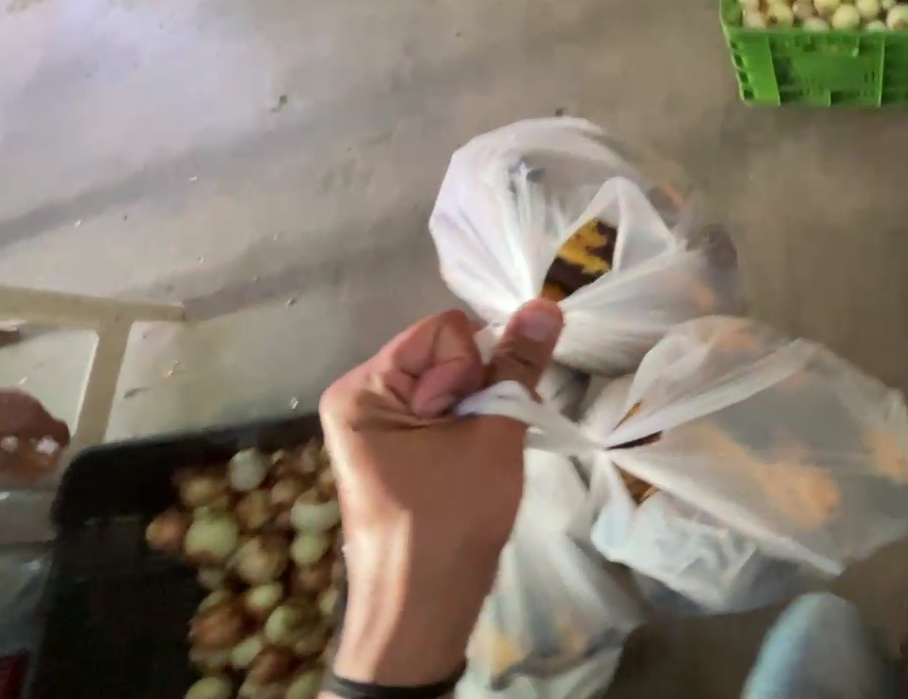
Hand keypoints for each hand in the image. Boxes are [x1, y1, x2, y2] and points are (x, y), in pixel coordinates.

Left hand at [0, 386, 68, 480]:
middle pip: (48, 424)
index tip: (54, 454)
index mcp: (34, 419)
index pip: (61, 430)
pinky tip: (2, 429)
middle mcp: (36, 407)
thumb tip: (35, 476)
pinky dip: (22, 423)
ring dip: (31, 431)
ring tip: (12, 443)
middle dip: (42, 440)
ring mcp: (25, 399)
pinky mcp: (13, 395)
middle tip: (27, 454)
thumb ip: (11, 464)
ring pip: (36, 418)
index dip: (62, 443)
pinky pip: (26, 411)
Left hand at [319, 301, 563, 686]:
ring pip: (455, 376)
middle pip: (449, 349)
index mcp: (365, 387)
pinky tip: (475, 453)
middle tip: (479, 436)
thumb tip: (545, 304)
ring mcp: (378, 419)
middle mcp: (363, 394)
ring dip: (482, 403)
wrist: (425, 603)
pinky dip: (473, 419)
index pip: (445, 330)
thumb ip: (519, 364)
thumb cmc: (451, 516)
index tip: (466, 418)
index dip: (473, 366)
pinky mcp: (398, 439)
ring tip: (479, 450)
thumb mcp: (494, 432)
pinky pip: (448, 401)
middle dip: (480, 383)